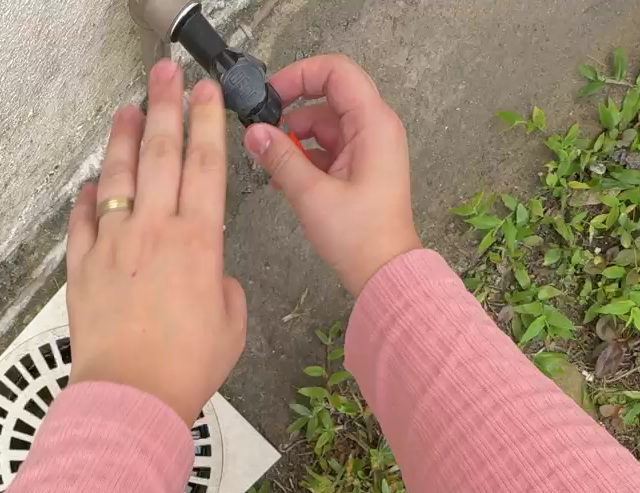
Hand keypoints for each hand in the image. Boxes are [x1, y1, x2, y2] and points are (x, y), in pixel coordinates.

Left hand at [67, 60, 248, 425]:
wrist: (131, 397)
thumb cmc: (184, 369)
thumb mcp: (231, 326)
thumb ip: (225, 287)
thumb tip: (211, 276)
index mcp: (197, 242)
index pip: (204, 164)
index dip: (206, 121)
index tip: (206, 93)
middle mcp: (152, 232)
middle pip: (160, 153)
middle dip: (164, 105)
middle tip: (165, 75)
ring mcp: (112, 246)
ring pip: (117, 175)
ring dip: (123, 137)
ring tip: (127, 109)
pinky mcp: (82, 268)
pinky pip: (83, 219)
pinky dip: (88, 197)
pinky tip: (92, 185)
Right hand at [241, 55, 421, 296]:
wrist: (384, 273)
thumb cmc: (361, 237)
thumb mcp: (312, 194)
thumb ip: (281, 158)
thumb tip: (255, 133)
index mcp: (373, 124)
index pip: (336, 73)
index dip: (300, 75)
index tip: (271, 94)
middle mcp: (375, 131)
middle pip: (327, 101)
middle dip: (293, 115)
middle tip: (263, 136)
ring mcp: (369, 152)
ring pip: (325, 129)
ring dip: (297, 142)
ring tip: (272, 166)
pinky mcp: (361, 172)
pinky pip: (329, 153)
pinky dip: (307, 160)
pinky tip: (285, 181)